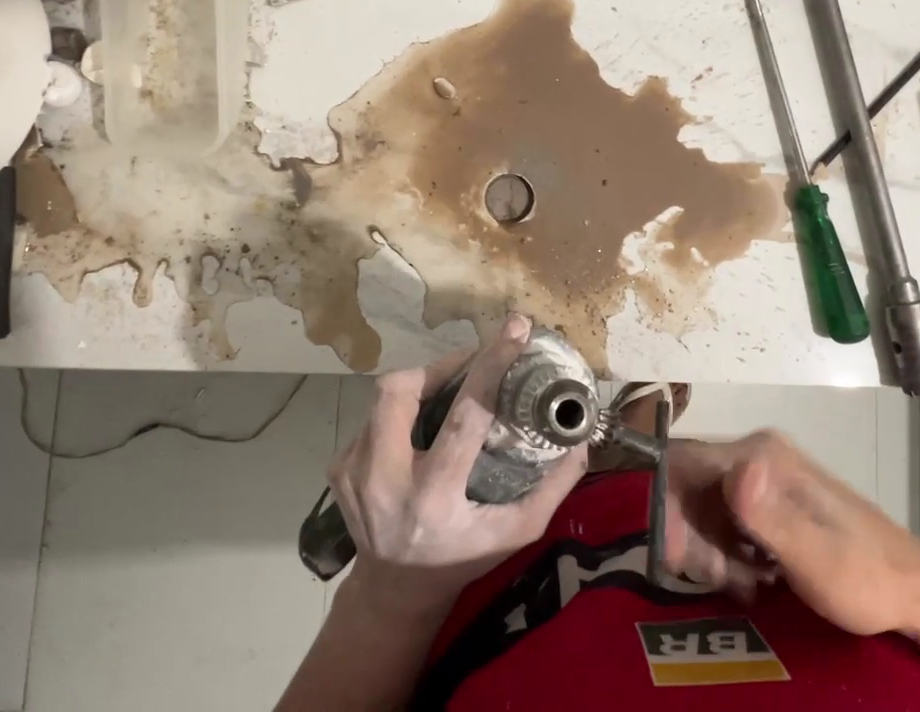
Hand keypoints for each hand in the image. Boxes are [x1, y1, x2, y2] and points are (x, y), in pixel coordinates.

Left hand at [327, 314, 588, 605]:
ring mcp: (353, 473)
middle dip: (437, 367)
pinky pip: (372, 418)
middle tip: (471, 364)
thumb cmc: (462, 558)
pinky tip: (420, 428)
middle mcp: (384, 482)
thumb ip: (551, 487)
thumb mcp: (516, 533)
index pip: (463, 416)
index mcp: (433, 497)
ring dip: (420, 385)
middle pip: (398, 391)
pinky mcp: (339, 468)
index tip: (514, 329)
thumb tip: (581, 439)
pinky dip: (400, 411)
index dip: (490, 366)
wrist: (393, 590)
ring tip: (450, 390)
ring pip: (382, 398)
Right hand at [662, 430, 919, 635]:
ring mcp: (763, 472)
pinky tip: (750, 578)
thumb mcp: (816, 558)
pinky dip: (724, 549)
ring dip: (708, 548)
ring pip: (702, 504)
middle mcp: (757, 453)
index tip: (676, 558)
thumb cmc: (866, 578)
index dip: (667, 507)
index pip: (684, 462)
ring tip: (742, 585)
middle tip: (718, 581)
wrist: (914, 589)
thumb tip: (737, 468)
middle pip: (689, 485)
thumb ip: (772, 516)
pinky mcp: (769, 495)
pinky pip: (722, 515)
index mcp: (763, 455)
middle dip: (691, 536)